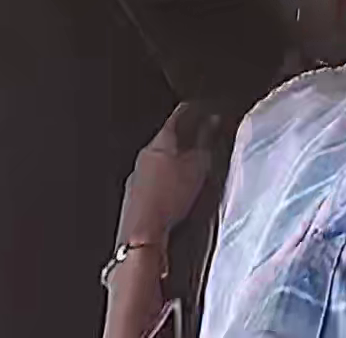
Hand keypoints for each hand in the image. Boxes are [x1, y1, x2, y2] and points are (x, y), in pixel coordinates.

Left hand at [116, 103, 218, 245]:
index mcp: (160, 141)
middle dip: (185, 135)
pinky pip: (153, 178)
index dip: (194, 109)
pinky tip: (175, 189)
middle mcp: (145, 154)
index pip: (179, 115)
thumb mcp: (198, 165)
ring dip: (175, 157)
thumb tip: (213, 121)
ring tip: (191, 165)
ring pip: (159, 158)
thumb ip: (206, 140)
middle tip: (202, 137)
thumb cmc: (169, 198)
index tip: (203, 108)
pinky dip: (165, 177)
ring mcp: (136, 176)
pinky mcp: (133, 196)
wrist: (142, 236)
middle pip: (168, 136)